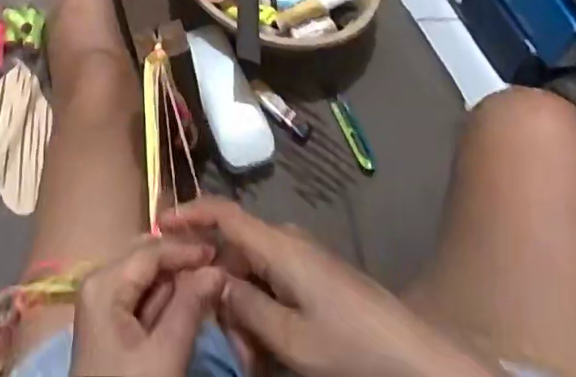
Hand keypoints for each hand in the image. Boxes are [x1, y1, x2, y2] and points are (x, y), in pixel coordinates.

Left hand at [69, 236, 226, 376]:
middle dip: (181, 260)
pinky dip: (167, 299)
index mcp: (104, 283)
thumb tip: (217, 269)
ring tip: (210, 276)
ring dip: (177, 279)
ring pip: (147, 279)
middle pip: (146, 259)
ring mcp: (103, 306)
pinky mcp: (110, 327)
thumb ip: (191, 305)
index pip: (152, 251)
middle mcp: (99, 284)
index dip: (187, 249)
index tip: (222, 252)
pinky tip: (190, 300)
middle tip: (218, 261)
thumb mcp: (165, 354)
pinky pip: (143, 300)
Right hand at [161, 199, 490, 376]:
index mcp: (279, 247)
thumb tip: (212, 282)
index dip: (189, 213)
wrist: (416, 357)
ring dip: (245, 314)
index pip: (224, 214)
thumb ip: (245, 308)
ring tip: (256, 363)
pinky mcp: (315, 275)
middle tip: (233, 352)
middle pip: (235, 255)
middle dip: (222, 297)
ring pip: (253, 276)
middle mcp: (288, 242)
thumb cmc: (351, 346)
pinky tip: (273, 352)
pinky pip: (274, 285)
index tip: (158, 225)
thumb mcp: (291, 339)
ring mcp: (303, 258)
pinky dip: (265, 314)